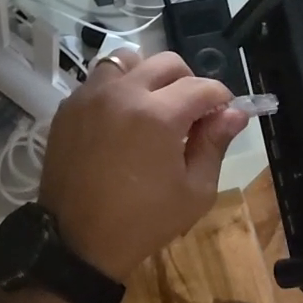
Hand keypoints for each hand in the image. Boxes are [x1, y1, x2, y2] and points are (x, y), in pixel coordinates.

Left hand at [39, 51, 247, 281]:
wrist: (79, 241)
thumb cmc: (143, 221)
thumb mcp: (194, 191)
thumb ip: (215, 144)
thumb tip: (234, 114)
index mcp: (158, 114)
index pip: (202, 87)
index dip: (221, 99)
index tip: (223, 116)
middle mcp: (123, 93)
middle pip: (166, 63)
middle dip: (188, 81)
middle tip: (190, 112)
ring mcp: (90, 96)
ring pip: (127, 61)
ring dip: (147, 76)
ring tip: (152, 106)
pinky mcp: (68, 107)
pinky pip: (98, 81)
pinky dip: (117, 89)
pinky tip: (122, 119)